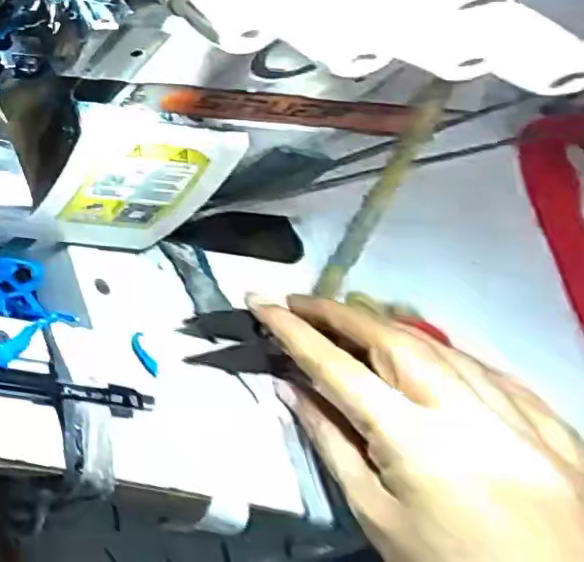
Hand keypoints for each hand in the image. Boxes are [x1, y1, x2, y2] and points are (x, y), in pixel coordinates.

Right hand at [254, 294, 583, 561]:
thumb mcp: (373, 510)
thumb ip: (330, 440)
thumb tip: (290, 386)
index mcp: (418, 442)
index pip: (337, 366)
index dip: (291, 329)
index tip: (258, 301)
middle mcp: (474, 424)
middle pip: (399, 345)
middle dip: (342, 316)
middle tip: (299, 303)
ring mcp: (528, 434)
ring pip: (453, 355)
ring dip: (395, 330)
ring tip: (356, 323)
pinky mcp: (564, 450)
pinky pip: (509, 385)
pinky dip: (461, 360)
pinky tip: (438, 357)